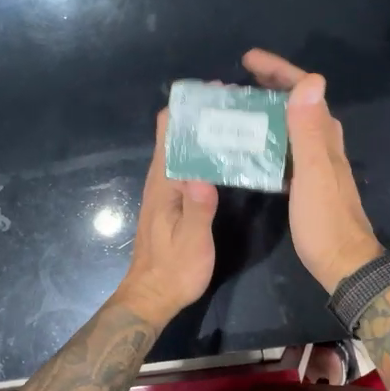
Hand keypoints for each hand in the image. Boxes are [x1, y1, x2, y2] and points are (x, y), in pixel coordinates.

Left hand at [112, 109, 219, 326]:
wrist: (152, 296)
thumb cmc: (173, 270)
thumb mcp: (192, 241)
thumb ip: (198, 207)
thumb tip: (203, 174)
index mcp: (164, 182)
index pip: (167, 130)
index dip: (188, 107)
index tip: (217, 94)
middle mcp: (160, 179)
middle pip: (175, 134)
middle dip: (202, 115)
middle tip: (237, 106)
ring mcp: (164, 190)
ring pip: (181, 149)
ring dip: (203, 133)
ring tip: (237, 123)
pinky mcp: (171, 202)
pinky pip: (186, 166)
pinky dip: (203, 154)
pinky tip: (225, 157)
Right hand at [243, 49, 383, 292]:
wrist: (343, 264)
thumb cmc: (325, 222)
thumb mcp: (313, 174)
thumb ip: (309, 130)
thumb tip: (310, 80)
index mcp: (325, 138)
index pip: (304, 90)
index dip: (278, 70)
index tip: (247, 60)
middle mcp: (324, 146)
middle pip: (297, 105)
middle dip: (269, 88)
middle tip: (235, 85)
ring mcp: (317, 166)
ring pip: (291, 129)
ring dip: (266, 115)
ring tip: (235, 113)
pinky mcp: (308, 186)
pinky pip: (286, 154)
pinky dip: (268, 144)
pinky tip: (249, 152)